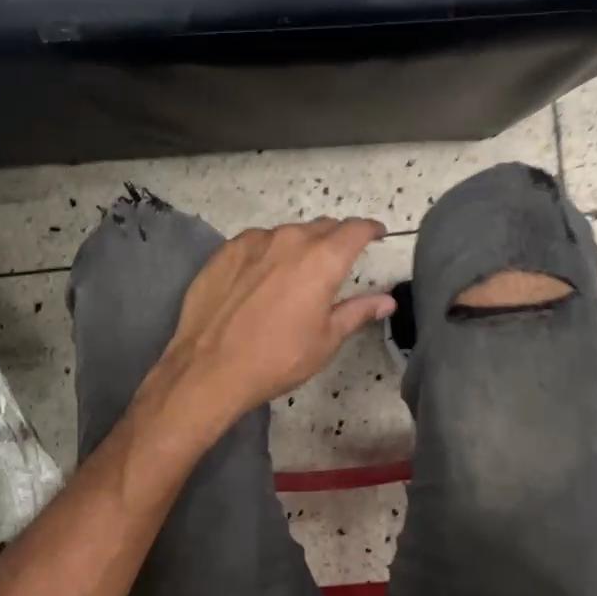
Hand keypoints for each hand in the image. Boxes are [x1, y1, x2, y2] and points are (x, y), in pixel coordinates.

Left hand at [150, 218, 395, 430]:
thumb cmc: (277, 358)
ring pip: (286, 234)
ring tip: (293, 276)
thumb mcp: (326, 339)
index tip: (376, 234)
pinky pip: (256, 243)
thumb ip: (358, 311)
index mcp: (322, 259)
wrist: (210, 367)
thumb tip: (386, 300)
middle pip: (321, 228)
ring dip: (297, 248)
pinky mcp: (225, 250)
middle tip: (335, 264)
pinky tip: (259, 280)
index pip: (355, 229)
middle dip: (334, 240)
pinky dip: (266, 254)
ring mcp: (253, 242)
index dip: (369, 229)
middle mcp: (290, 239)